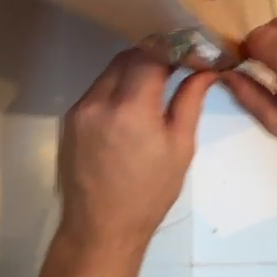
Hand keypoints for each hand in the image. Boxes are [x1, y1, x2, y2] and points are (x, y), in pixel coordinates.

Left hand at [57, 50, 213, 252]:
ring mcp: (81, 109)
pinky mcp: (70, 119)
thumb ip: (189, 101)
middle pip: (128, 56)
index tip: (192, 53)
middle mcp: (100, 101)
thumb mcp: (180, 147)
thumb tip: (205, 71)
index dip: (174, 48)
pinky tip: (133, 104)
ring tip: (158, 84)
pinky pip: (98, 89)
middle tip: (178, 65)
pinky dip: (118, 86)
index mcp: (131, 108)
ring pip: (111, 70)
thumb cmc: (149, 193)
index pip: (151, 55)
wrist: (101, 229)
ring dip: (135, 69)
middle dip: (154, 55)